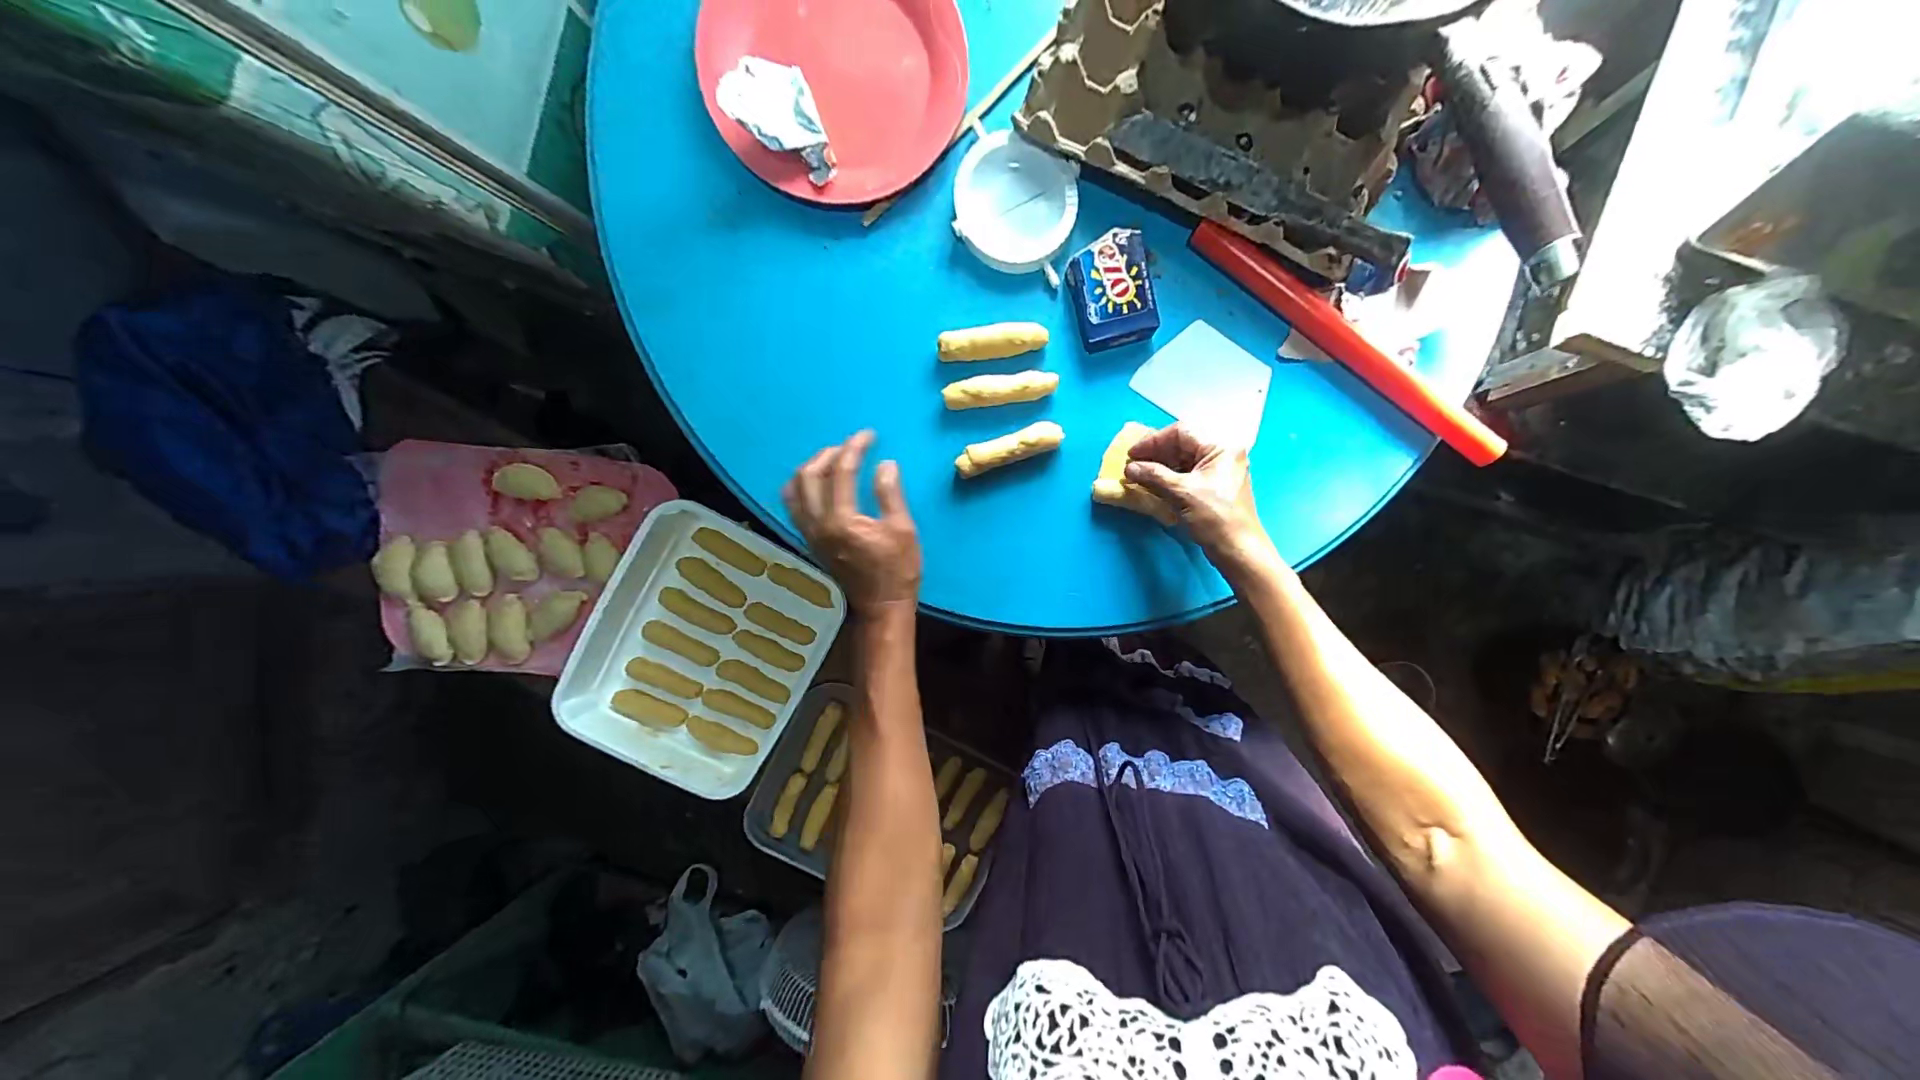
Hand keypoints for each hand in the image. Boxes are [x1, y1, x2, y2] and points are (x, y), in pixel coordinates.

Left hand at [783, 431, 921, 615]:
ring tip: (831, 460)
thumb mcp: (903, 529)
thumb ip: (890, 494)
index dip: (855, 448)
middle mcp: (818, 525)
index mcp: (843, 521)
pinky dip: (802, 487)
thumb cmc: (898, 570)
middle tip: (849, 446)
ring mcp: (810, 534)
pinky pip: (794, 506)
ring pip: (794, 491)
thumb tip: (884, 463)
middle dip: (828, 453)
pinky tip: (819, 483)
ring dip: (810, 469)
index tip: (868, 435)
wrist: (881, 606)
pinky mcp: (809, 541)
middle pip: (809, 476)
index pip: (842, 471)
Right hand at [1124, 424, 1276, 572]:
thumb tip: (1130, 468)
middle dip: (1155, 453)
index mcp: (1221, 448)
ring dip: (1160, 466)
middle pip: (1182, 444)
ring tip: (1139, 474)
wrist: (1238, 549)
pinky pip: (1187, 473)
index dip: (1153, 441)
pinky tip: (1153, 484)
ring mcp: (1219, 470)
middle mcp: (1222, 454)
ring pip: (1183, 459)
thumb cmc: (1215, 518)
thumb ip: (1154, 476)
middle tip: (1133, 464)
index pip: (1181, 432)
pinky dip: (1169, 477)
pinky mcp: (1214, 486)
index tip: (1132, 454)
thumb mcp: (1182, 493)